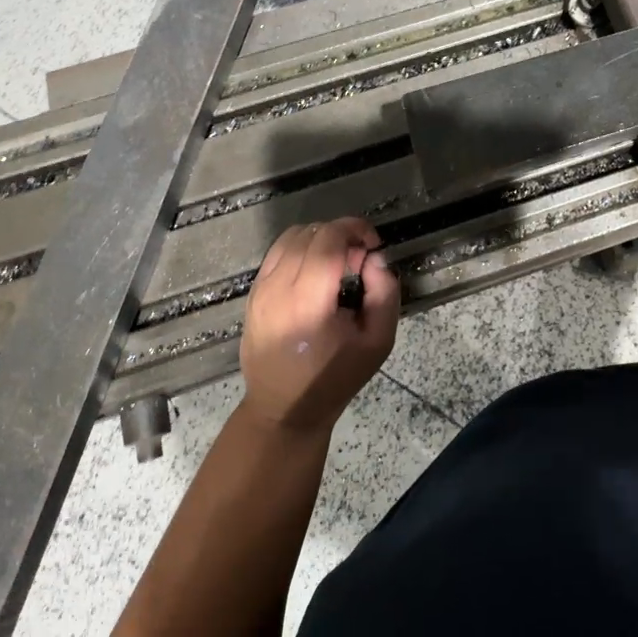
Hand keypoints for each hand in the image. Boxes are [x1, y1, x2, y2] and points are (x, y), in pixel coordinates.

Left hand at [238, 218, 399, 433]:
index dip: (356, 229)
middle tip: (360, 260)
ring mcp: (260, 290)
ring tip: (338, 263)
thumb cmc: (335, 378)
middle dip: (342, 234)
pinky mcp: (253, 295)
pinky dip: (301, 250)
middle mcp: (278, 288)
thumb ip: (384, 293)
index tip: (374, 245)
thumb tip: (374, 259)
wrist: (283, 409)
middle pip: (311, 232)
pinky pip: (277, 254)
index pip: (329, 238)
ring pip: (291, 237)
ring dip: (320, 239)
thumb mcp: (378, 342)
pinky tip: (315, 274)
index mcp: (309, 301)